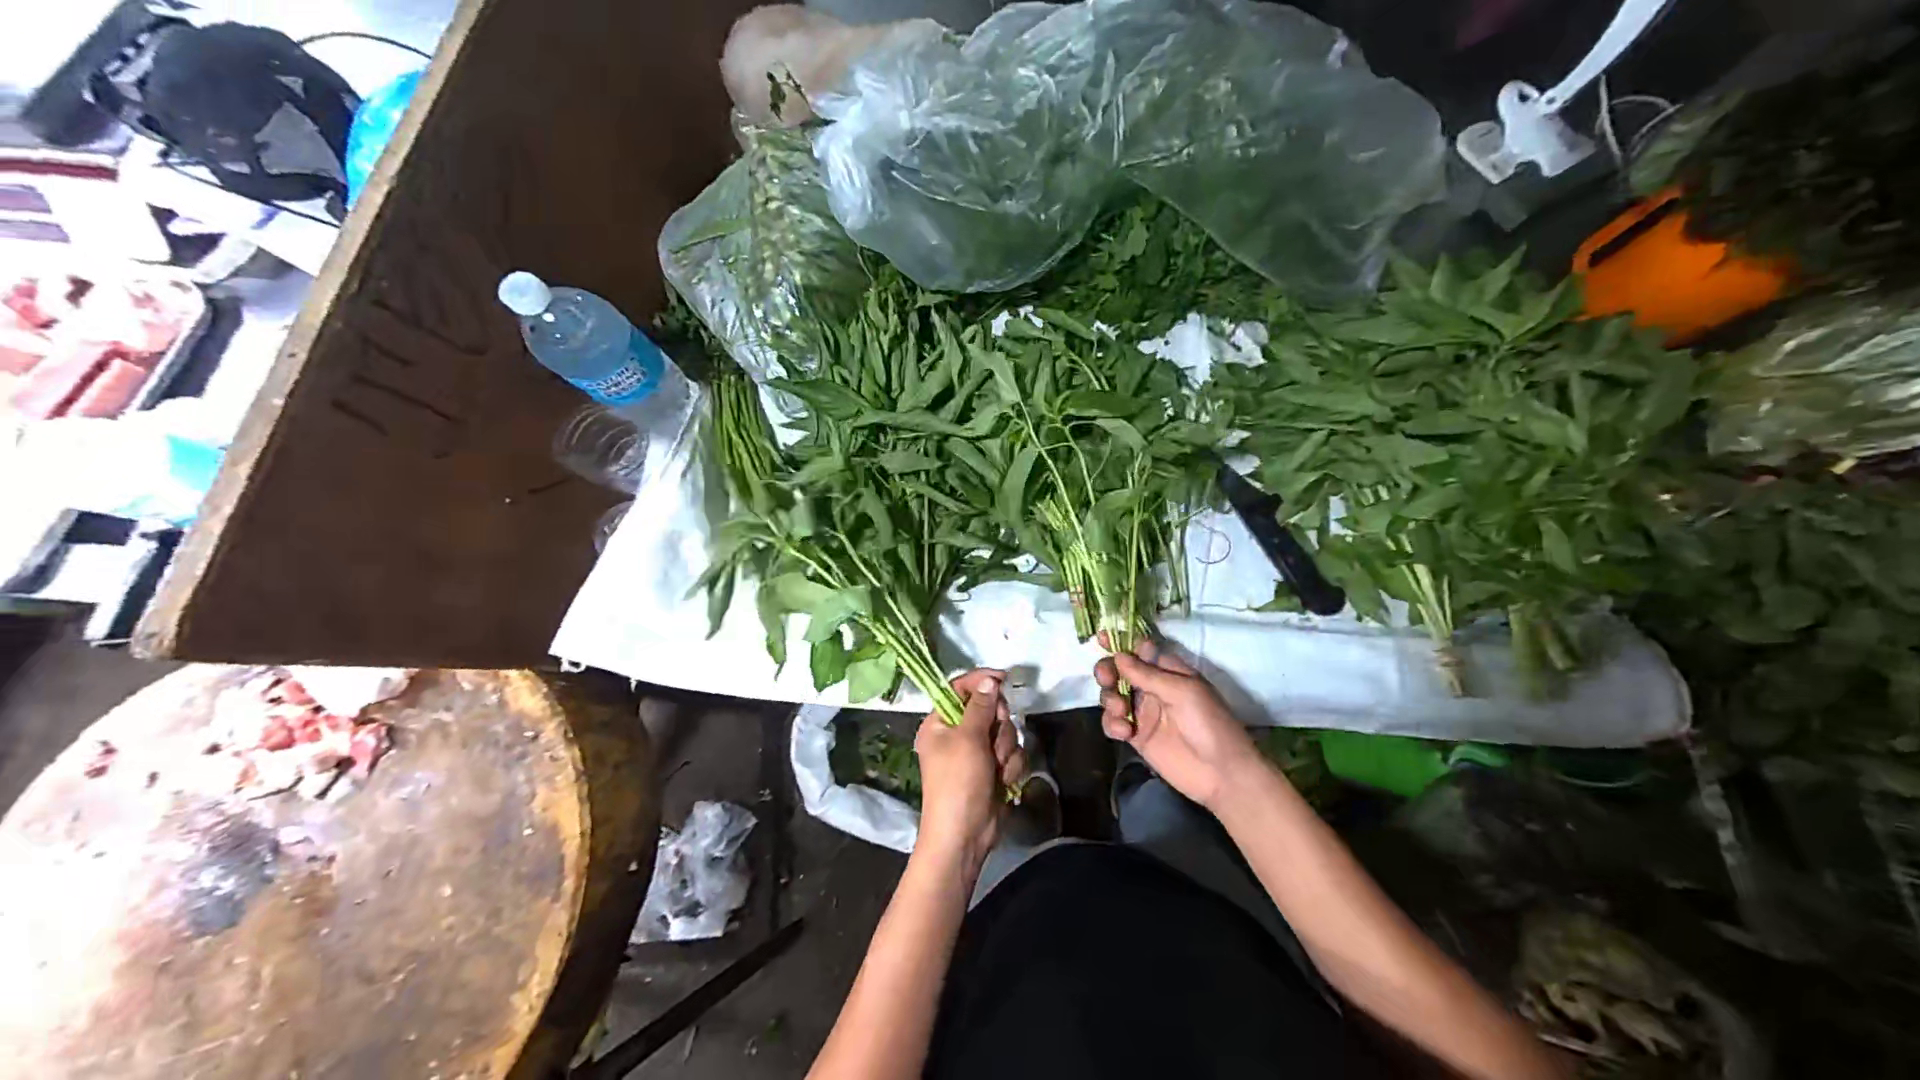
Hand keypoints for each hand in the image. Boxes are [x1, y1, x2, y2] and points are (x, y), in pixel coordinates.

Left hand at [914, 669, 1025, 870]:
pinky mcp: (994, 770)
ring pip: (1005, 732)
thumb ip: (980, 707)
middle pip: (989, 709)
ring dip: (1006, 750)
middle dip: (998, 725)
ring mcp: (977, 753)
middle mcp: (957, 734)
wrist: (965, 834)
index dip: (981, 682)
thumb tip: (989, 681)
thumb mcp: (967, 738)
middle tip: (994, 738)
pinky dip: (1011, 767)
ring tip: (997, 768)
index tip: (1003, 679)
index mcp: (939, 723)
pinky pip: (1013, 754)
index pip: (960, 689)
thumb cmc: (958, 782)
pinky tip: (1004, 782)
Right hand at [1095, 637, 1263, 811]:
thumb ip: (1148, 674)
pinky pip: (1113, 722)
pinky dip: (1112, 723)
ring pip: (1112, 695)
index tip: (1101, 638)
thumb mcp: (1183, 691)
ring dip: (1110, 699)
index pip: (1140, 650)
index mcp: (1169, 672)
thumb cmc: (1210, 723)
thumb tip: (1118, 655)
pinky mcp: (1136, 736)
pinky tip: (1124, 732)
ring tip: (1122, 712)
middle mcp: (1153, 688)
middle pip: (1119, 671)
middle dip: (1108, 670)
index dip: (1121, 643)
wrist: (1221, 774)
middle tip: (1106, 677)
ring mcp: (1143, 713)